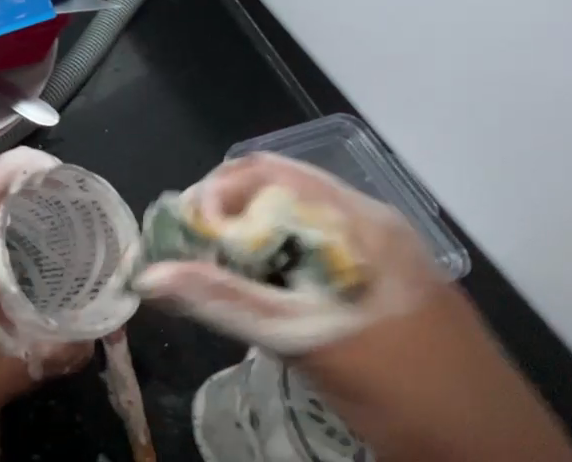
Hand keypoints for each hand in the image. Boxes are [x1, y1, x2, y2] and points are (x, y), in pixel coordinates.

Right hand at [136, 153, 571, 461]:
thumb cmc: (419, 399)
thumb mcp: (317, 346)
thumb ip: (232, 304)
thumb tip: (151, 275)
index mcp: (361, 222)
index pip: (267, 173)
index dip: (215, 194)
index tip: (184, 238)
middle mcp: (364, 231)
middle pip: (273, 202)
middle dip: (221, 226)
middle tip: (186, 266)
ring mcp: (372, 267)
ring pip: (286, 240)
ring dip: (241, 256)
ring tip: (208, 289)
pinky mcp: (371, 303)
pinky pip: (305, 273)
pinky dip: (268, 281)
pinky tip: (253, 312)